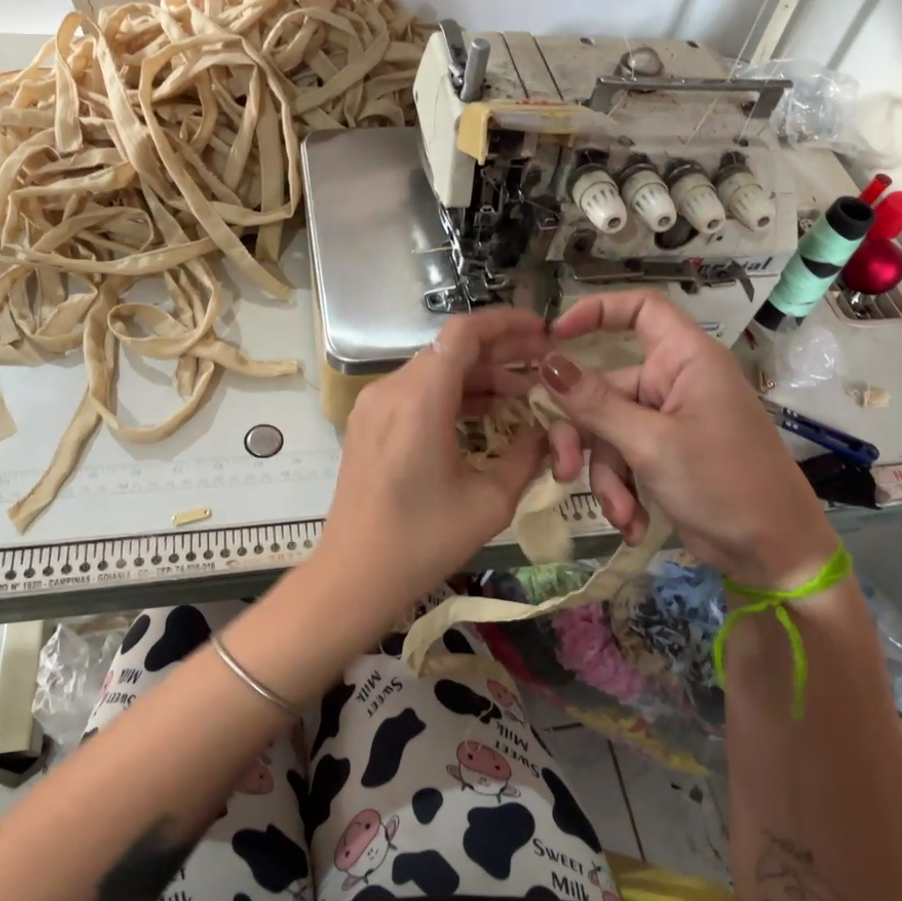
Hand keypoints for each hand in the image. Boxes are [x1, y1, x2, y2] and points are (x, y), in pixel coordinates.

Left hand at [317, 307, 550, 600]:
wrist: (353, 577)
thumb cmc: (423, 541)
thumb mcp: (490, 501)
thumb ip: (527, 456)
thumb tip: (548, 431)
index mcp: (420, 398)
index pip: (464, 332)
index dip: (507, 323)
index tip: (543, 331)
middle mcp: (392, 390)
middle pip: (451, 349)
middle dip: (501, 352)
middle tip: (545, 366)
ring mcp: (374, 406)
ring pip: (435, 370)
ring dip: (479, 376)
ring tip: (525, 394)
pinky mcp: (368, 426)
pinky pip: (417, 393)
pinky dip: (454, 395)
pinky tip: (487, 415)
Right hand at [539, 291, 836, 587]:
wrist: (774, 553)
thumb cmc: (723, 484)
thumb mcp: (651, 444)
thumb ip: (595, 403)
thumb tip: (546, 364)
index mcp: (686, 361)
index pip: (640, 310)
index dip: (596, 312)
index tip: (553, 338)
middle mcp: (675, 383)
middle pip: (605, 388)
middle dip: (584, 435)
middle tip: (563, 469)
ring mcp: (670, 422)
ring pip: (608, 431)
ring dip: (606, 476)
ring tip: (621, 514)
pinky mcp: (665, 456)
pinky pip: (624, 459)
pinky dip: (622, 492)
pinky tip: (634, 524)